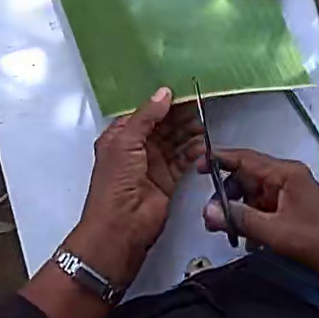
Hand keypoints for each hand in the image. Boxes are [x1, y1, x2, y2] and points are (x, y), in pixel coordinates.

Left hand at [64, 86, 203, 286]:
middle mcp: (135, 150)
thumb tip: (163, 93)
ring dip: (187, 132)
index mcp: (119, 137)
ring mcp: (152, 165)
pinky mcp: (166, 181)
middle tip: (198, 103)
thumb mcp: (126, 141)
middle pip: (161, 126)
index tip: (180, 91)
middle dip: (178, 116)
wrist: (121, 226)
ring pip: (173, 142)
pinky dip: (193, 151)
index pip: (143, 113)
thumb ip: (146, 116)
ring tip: (203, 120)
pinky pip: (182, 160)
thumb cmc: (114, 184)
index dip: (161, 103)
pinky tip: (203, 143)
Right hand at [201, 148, 318, 279]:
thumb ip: (239, 218)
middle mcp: (287, 177)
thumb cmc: (316, 242)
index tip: (198, 163)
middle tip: (211, 212)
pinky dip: (249, 217)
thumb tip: (210, 209)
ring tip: (224, 227)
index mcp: (286, 173)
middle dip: (225, 194)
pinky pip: (261, 205)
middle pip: (246, 177)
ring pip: (251, 193)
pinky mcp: (289, 207)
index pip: (245, 158)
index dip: (219, 159)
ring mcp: (288, 192)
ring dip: (236, 208)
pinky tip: (244, 236)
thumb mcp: (272, 231)